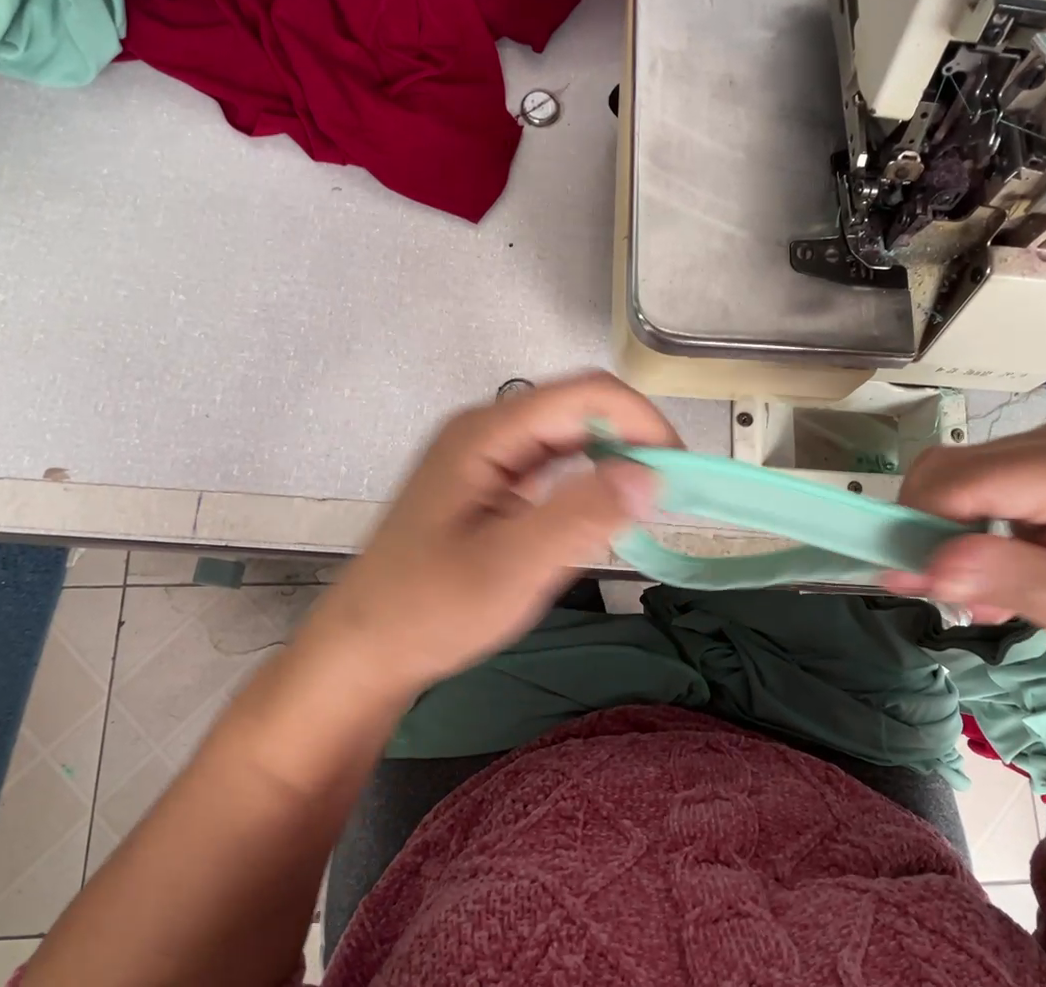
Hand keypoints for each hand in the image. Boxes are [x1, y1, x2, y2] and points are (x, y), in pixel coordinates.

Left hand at [299, 372, 677, 697]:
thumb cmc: (428, 611)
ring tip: (646, 507)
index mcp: (485, 433)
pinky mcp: (487, 485)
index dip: (643, 422)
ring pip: (568, 437)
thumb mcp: (511, 568)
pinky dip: (587, 483)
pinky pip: (552, 466)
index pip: (586, 394)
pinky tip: (601, 516)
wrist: (365, 650)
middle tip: (671, 495)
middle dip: (633, 442)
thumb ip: (581, 516)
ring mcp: (484, 457)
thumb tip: (650, 475)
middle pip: (578, 409)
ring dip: (612, 463)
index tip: (681, 472)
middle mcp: (485, 430)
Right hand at [885, 418, 1045, 674]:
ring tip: (983, 594)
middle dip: (931, 534)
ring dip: (944, 538)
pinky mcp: (1030, 465)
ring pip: (947, 480)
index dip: (922, 523)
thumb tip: (928, 564)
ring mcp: (1043, 448)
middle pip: (947, 472)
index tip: (912, 580)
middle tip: (950, 597)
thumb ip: (1012, 579)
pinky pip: (963, 488)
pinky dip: (958, 532)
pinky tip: (992, 570)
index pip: (964, 478)